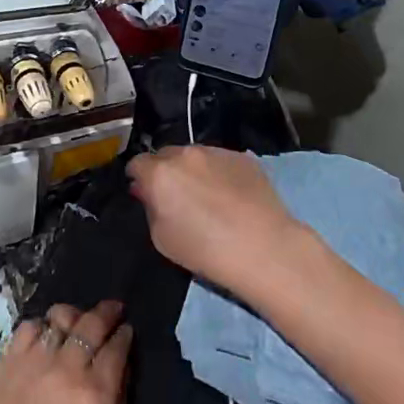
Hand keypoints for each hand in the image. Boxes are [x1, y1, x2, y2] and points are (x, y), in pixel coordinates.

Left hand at [0, 301, 131, 403]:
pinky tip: (44, 331)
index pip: (115, 352)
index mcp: (94, 396)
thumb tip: (121, 381)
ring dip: (72, 315)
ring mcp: (31, 362)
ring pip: (55, 320)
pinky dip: (39, 325)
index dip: (125, 337)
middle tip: (114, 307)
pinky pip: (24, 330)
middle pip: (87, 326)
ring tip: (80, 317)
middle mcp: (63, 369)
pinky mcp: (6, 365)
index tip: (129, 329)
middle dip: (105, 313)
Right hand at [127, 146, 304, 295]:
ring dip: (193, 170)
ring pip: (194, 156)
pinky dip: (220, 174)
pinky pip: (221, 161)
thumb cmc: (207, 251)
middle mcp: (183, 154)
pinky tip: (234, 197)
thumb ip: (150, 209)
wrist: (268, 251)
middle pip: (165, 156)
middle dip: (166, 172)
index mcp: (158, 172)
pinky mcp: (243, 158)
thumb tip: (148, 193)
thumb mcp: (161, 238)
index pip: (136, 164)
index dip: (139, 179)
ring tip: (210, 197)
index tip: (147, 194)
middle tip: (179, 198)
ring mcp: (215, 152)